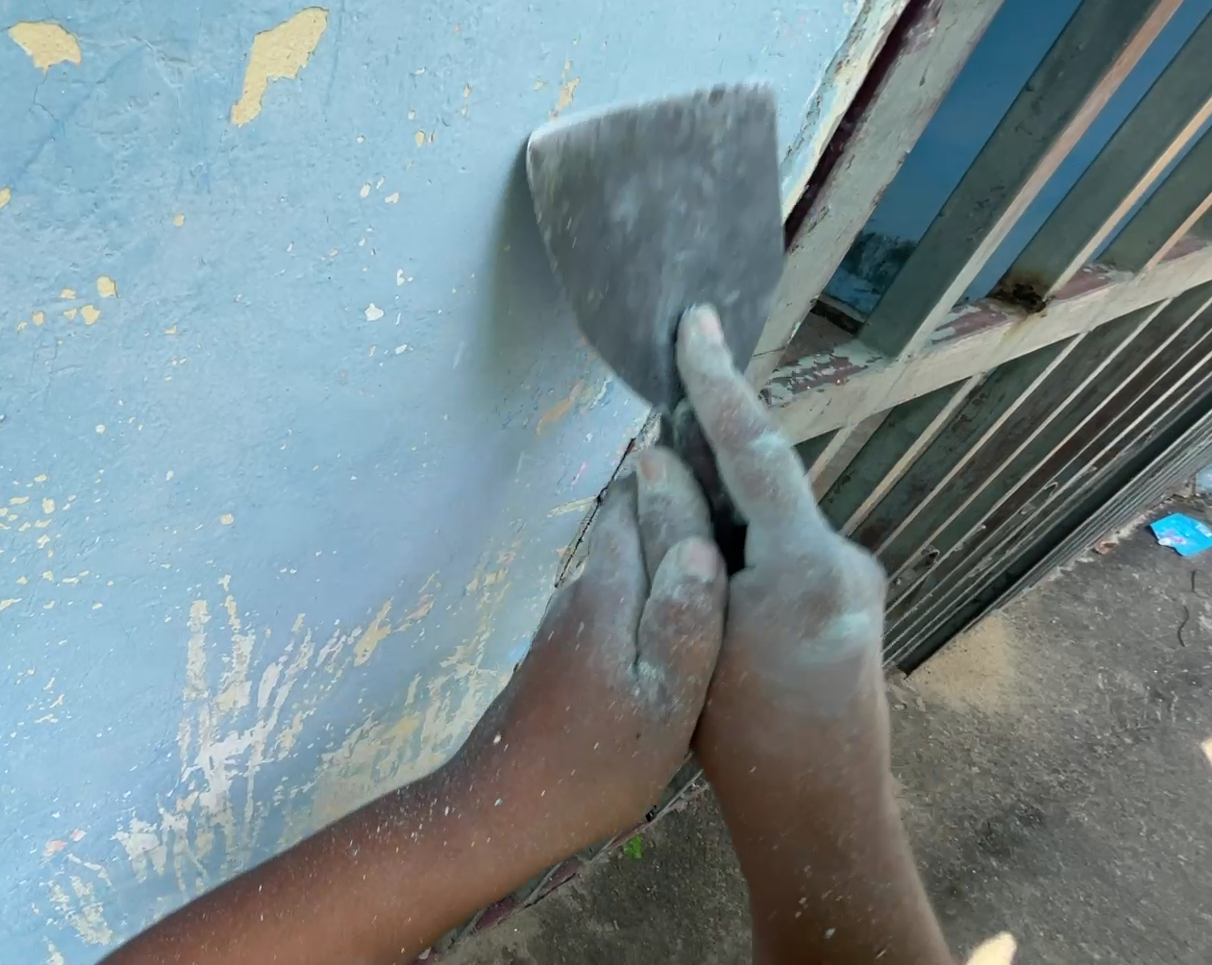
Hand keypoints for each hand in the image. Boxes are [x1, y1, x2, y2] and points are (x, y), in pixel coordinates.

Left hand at [448, 448, 726, 871]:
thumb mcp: (662, 703)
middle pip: (626, 523)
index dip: (670, 470)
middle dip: (661, 489)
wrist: (508, 797)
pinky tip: (666, 585)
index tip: (695, 422)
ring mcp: (569, 614)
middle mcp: (583, 589)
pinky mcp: (564, 640)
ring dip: (652, 528)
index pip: (641, 510)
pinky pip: (613, 585)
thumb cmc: (593, 760)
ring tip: (705, 513)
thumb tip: (699, 546)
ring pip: (619, 554)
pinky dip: (641, 569)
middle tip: (709, 456)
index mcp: (608, 593)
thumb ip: (682, 623)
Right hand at [675, 304, 949, 964]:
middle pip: (761, 476)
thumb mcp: (692, 621)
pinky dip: (723, 529)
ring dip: (709, 490)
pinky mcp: (832, 605)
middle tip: (659, 397)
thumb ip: (675, 535)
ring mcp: (844, 583)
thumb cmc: (741, 725)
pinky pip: (767, 544)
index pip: (756, 448)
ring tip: (656, 481)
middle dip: (707, 436)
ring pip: (760, 514)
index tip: (695, 322)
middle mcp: (839, 558)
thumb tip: (653, 460)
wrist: (814, 811)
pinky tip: (687, 542)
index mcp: (809, 560)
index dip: (718, 382)